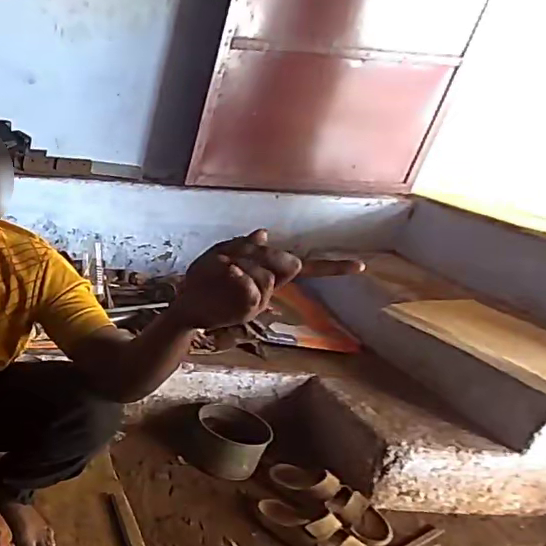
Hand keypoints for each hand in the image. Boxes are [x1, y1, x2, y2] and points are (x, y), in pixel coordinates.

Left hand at [171, 229, 364, 329]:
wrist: (184, 305)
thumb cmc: (202, 281)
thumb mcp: (218, 255)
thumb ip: (242, 246)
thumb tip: (263, 234)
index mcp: (266, 274)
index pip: (305, 268)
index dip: (332, 268)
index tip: (361, 267)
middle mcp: (269, 289)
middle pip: (290, 263)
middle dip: (266, 253)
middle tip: (237, 254)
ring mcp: (260, 302)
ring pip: (268, 274)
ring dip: (243, 263)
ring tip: (221, 267)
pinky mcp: (247, 311)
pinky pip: (254, 288)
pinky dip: (241, 275)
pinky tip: (229, 270)